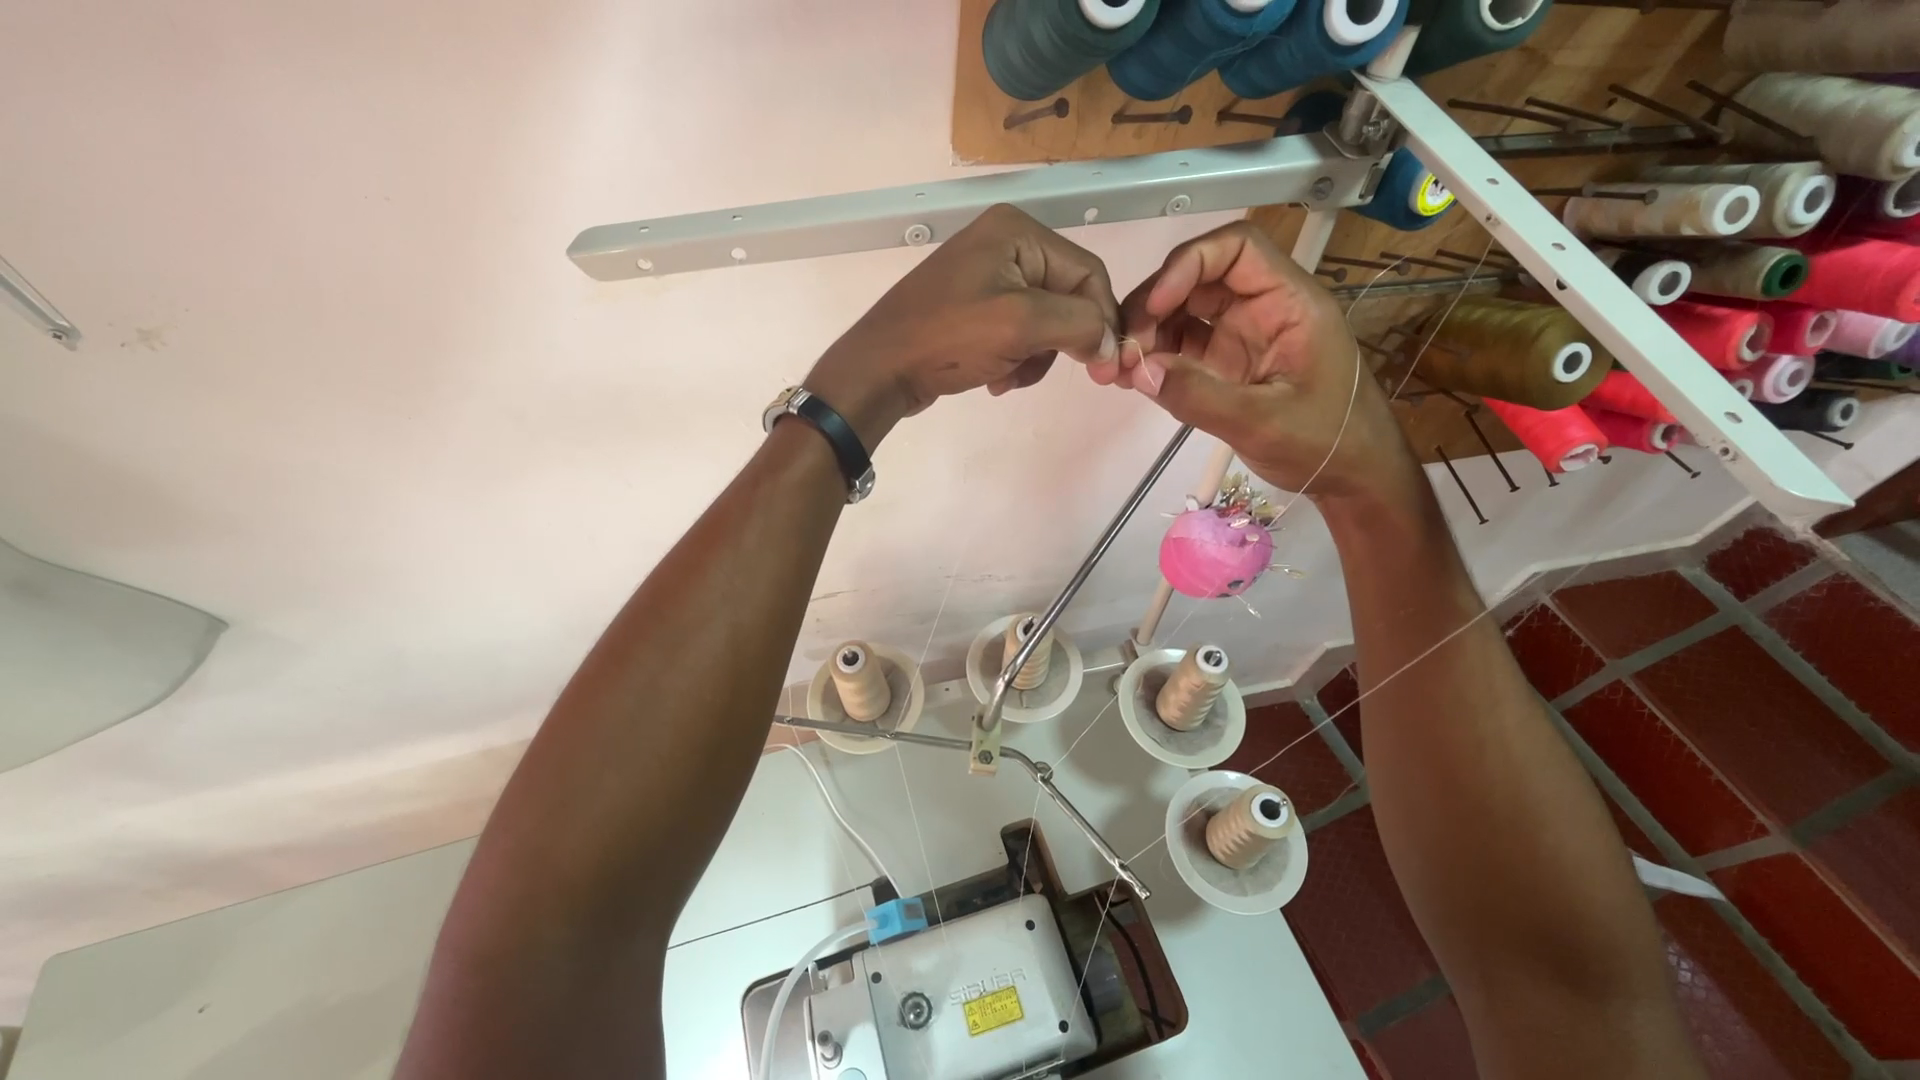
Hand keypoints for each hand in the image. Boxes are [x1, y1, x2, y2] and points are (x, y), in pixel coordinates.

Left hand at [804, 204, 1119, 446]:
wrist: (880, 369)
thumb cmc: (948, 339)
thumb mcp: (1021, 325)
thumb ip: (1080, 326)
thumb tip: (1112, 344)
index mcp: (1017, 230)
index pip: (1088, 272)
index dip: (1101, 321)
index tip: (1106, 368)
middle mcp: (1004, 242)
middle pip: (1068, 297)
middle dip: (1060, 342)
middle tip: (1054, 374)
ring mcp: (986, 275)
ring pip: (1046, 321)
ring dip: (1036, 357)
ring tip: (1010, 377)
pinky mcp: (973, 306)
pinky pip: (1018, 331)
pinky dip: (1016, 359)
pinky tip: (996, 378)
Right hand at [1102, 222, 1415, 501]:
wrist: (1352, 477)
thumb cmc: (1325, 444)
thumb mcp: (1263, 424)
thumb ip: (1199, 396)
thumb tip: (1137, 369)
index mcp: (1289, 302)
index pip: (1236, 249)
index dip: (1188, 265)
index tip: (1153, 307)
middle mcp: (1262, 308)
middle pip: (1198, 278)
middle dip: (1154, 305)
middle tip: (1121, 348)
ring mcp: (1242, 335)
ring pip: (1184, 310)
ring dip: (1147, 331)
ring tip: (1117, 368)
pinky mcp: (1227, 363)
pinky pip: (1183, 345)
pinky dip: (1154, 356)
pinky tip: (1131, 376)